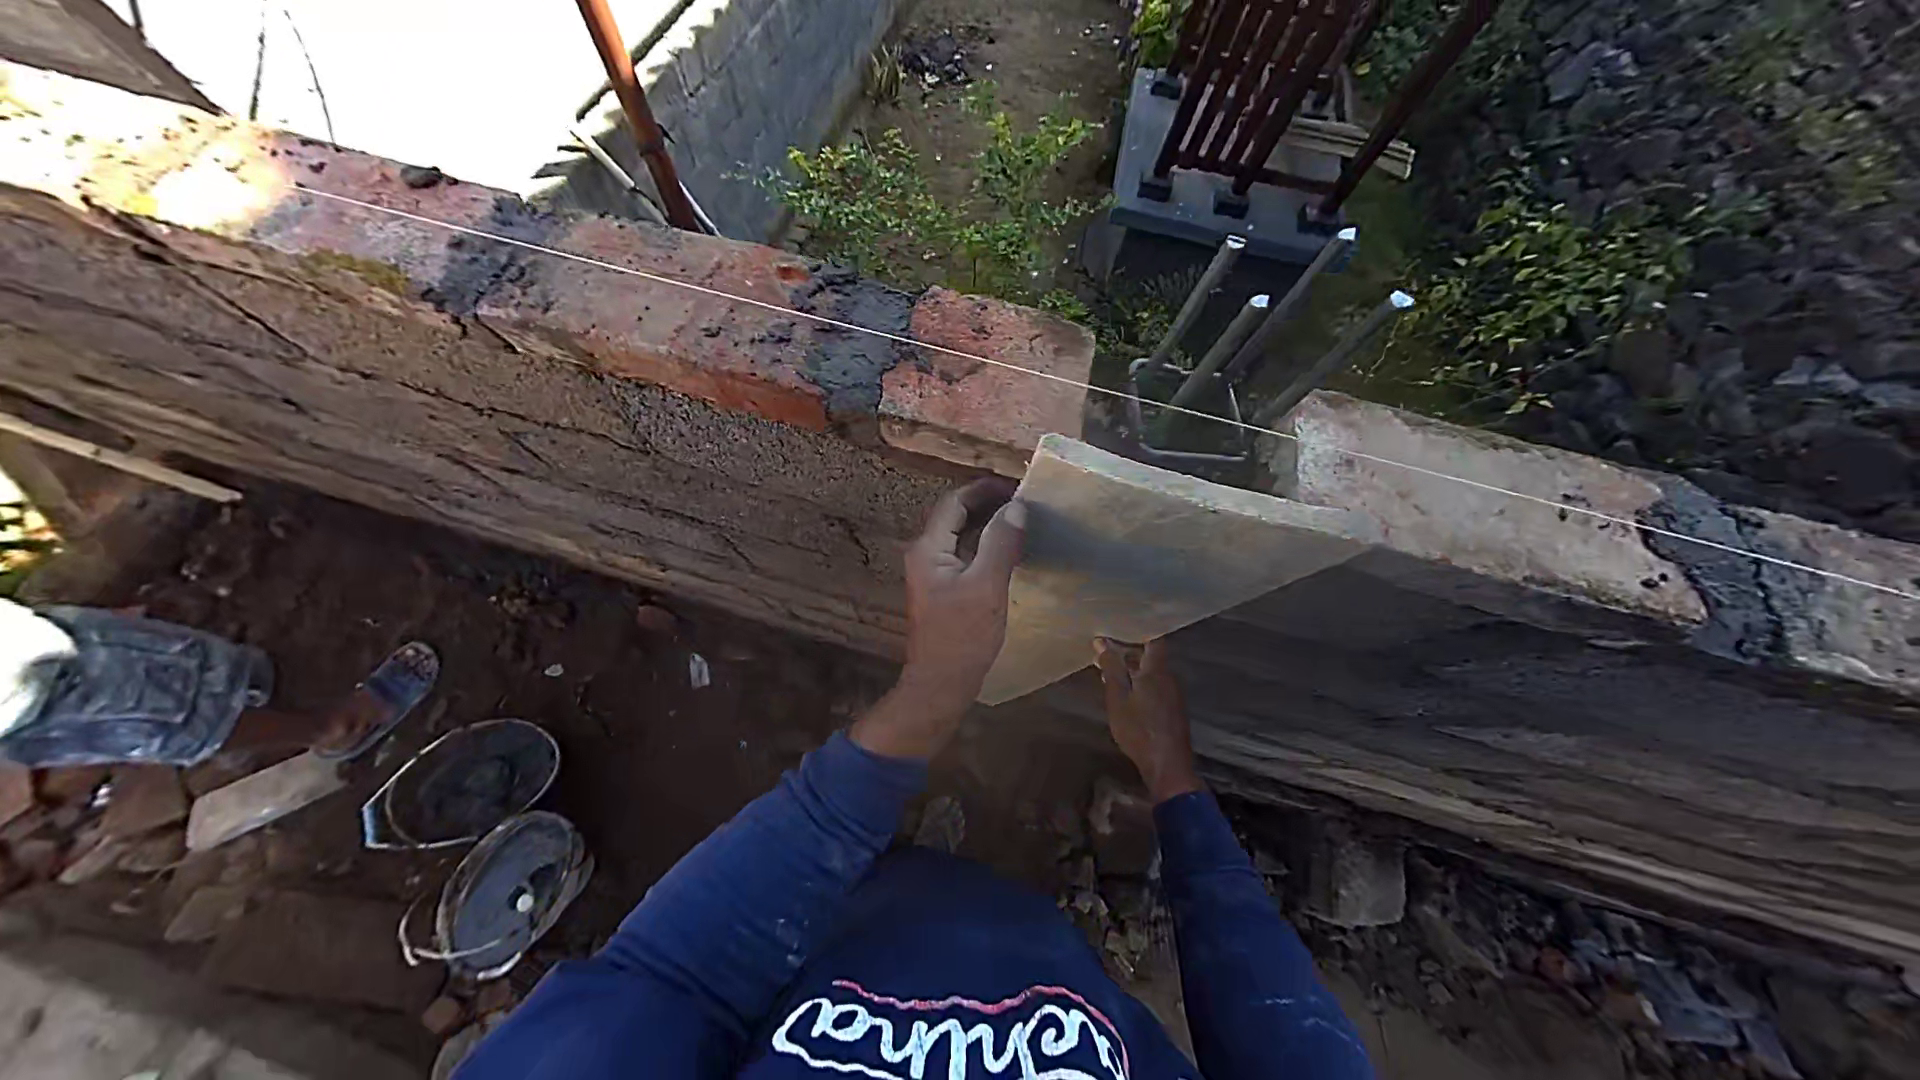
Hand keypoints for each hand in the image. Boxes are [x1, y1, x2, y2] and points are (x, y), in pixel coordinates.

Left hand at [851, 479, 1025, 758]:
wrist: (940, 684)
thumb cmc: (962, 637)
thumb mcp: (986, 587)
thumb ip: (1000, 543)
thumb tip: (1017, 507)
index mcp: (928, 548)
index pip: (954, 502)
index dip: (984, 489)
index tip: (1017, 488)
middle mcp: (925, 554)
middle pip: (955, 515)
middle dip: (987, 503)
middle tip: (1024, 501)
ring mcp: (933, 572)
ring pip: (960, 534)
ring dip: (988, 523)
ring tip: (1021, 519)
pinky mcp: (944, 588)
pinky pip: (964, 554)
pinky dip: (985, 545)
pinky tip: (1009, 549)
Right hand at [1095, 638, 1201, 802]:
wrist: (1167, 765)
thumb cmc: (1139, 729)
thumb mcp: (1118, 697)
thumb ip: (1111, 668)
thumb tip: (1102, 642)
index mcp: (1156, 671)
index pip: (1153, 640)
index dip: (1137, 631)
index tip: (1116, 628)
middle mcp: (1168, 678)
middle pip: (1150, 656)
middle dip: (1127, 652)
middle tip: (1103, 653)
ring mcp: (1173, 695)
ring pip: (1151, 672)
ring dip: (1131, 669)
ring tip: (1107, 673)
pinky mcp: (1172, 709)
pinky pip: (1155, 686)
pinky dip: (1139, 683)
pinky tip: (1124, 694)